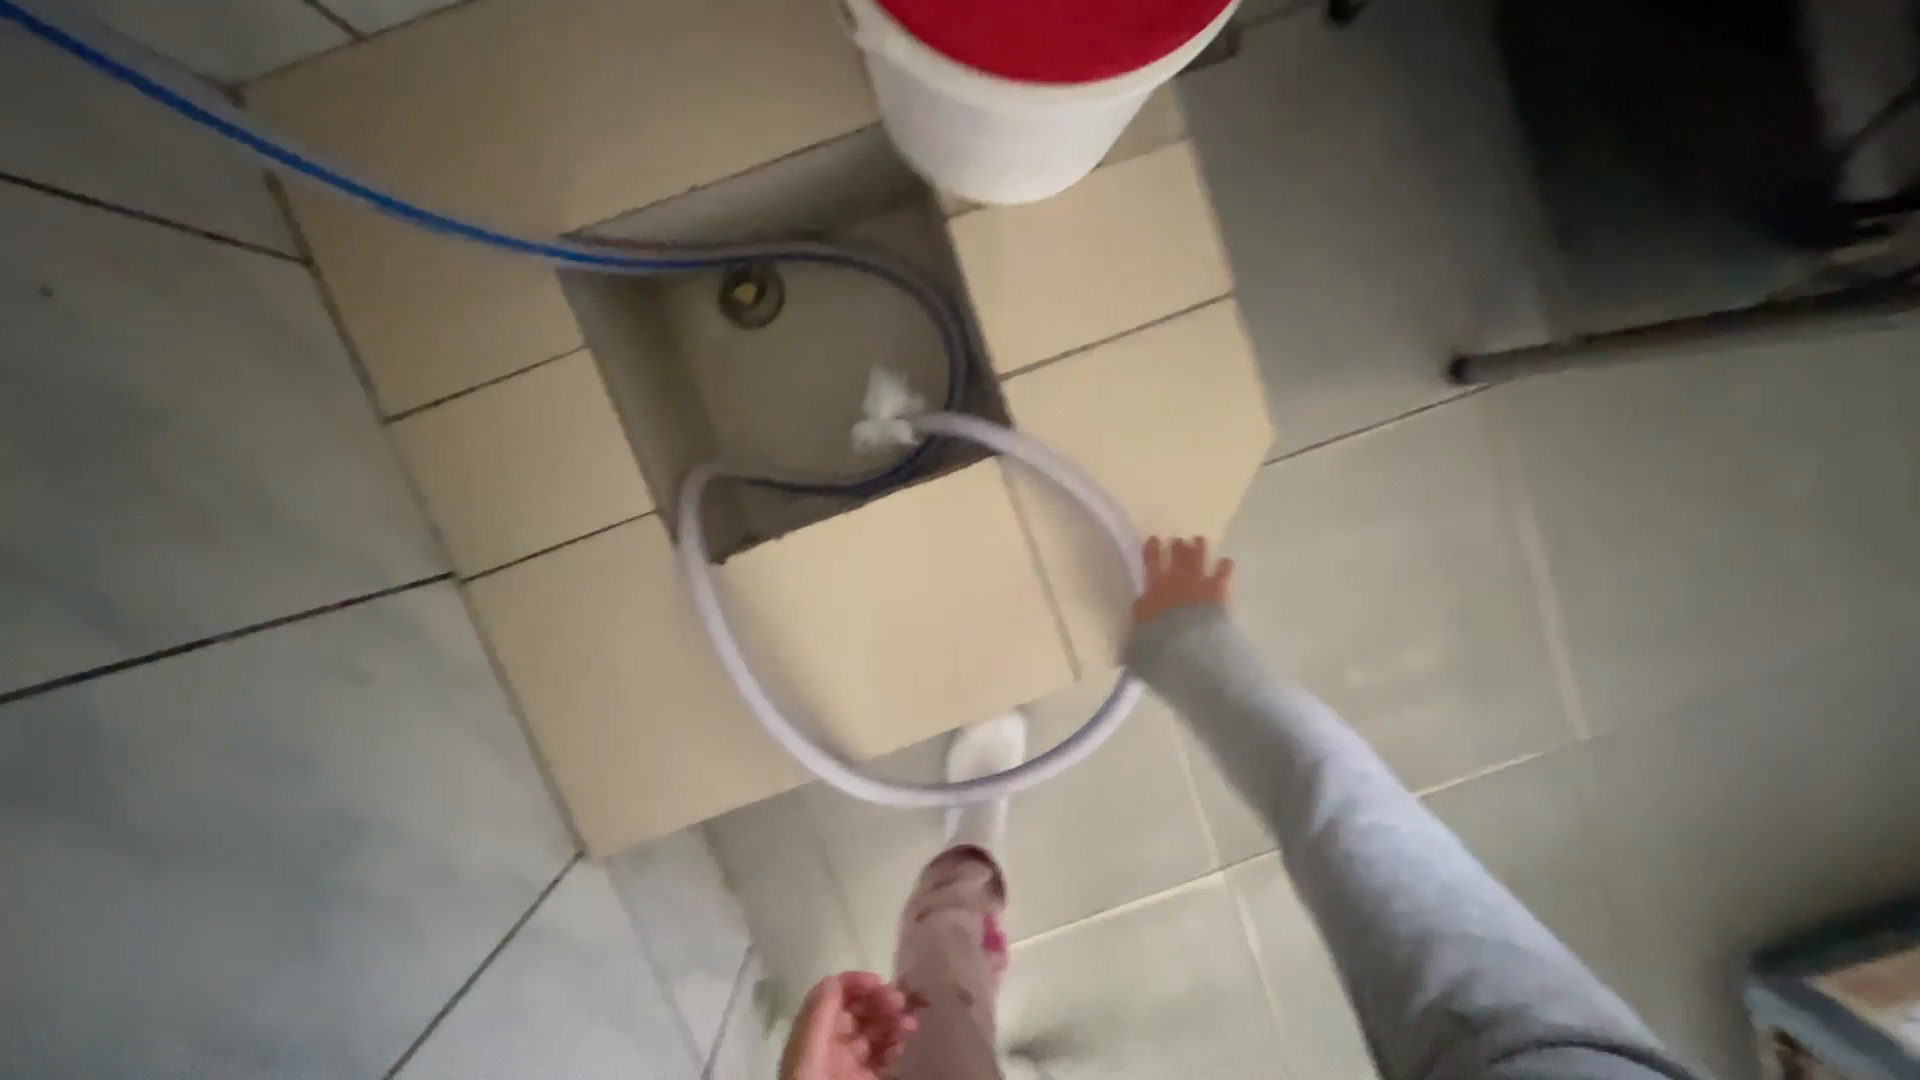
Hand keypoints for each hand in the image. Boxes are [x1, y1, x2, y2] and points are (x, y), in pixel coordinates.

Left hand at [780, 973, 917, 1079]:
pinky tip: (901, 1047)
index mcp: (811, 1034)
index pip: (832, 995)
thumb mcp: (808, 1056)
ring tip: (910, 1026)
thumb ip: (819, 1017)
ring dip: (892, 1021)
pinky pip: (881, 1058)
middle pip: (856, 1010)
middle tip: (902, 1002)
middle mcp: (829, 1045)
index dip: (855, 983)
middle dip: (880, 1000)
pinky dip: (893, 1047)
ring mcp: (847, 1066)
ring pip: (873, 1032)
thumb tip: (834, 979)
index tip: (880, 983)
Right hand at [1133, 536, 1232, 625]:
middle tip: (1178, 541)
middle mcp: (1178, 576)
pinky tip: (1226, 561)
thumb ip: (1143, 605)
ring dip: (1199, 548)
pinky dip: (1224, 566)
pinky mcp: (1217, 587)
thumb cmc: (1158, 632)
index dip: (1152, 547)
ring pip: (1199, 556)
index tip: (1154, 539)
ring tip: (1199, 540)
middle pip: (1177, 554)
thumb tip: (1145, 597)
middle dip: (1177, 546)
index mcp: (1156, 582)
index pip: (1151, 558)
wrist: (1186, 639)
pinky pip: (1223, 572)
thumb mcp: (1141, 619)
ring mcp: (1199, 579)